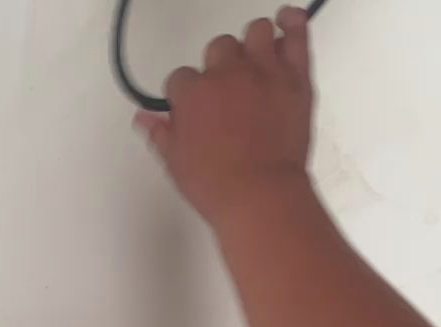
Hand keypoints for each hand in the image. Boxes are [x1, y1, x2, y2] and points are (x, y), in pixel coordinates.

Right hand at [136, 7, 315, 228]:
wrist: (258, 192)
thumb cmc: (215, 183)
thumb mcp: (175, 162)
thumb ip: (160, 132)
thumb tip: (143, 117)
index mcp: (193, 95)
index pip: (179, 77)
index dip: (182, 92)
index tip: (187, 106)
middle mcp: (227, 73)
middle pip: (217, 47)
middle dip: (216, 65)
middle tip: (221, 89)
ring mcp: (264, 70)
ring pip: (256, 31)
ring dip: (250, 43)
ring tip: (250, 62)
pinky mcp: (296, 75)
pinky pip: (297, 32)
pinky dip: (291, 21)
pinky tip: (284, 21)